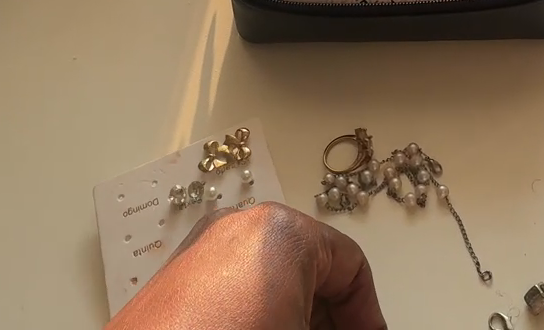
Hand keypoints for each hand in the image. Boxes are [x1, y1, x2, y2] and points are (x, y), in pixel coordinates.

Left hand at [109, 202, 385, 329]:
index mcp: (281, 232)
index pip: (351, 265)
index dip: (369, 315)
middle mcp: (240, 225)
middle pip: (311, 268)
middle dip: (328, 317)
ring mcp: (202, 249)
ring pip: (272, 279)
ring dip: (294, 316)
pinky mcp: (175, 280)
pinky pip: (235, 288)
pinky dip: (257, 315)